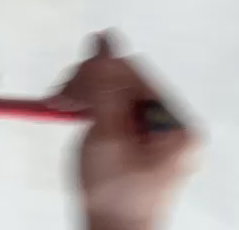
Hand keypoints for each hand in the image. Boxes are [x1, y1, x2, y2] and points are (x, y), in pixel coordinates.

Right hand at [50, 32, 199, 229]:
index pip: (131, 71)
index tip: (72, 89)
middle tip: (63, 102)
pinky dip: (87, 104)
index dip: (96, 75)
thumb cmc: (116, 195)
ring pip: (111, 86)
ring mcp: (156, 130)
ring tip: (63, 108)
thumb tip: (106, 43)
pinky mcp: (140, 134)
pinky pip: (111, 102)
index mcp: (175, 124)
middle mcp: (170, 123)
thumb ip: (106, 86)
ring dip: (82, 92)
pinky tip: (72, 112)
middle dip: (86, 85)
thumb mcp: (107, 134)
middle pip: (121, 77)